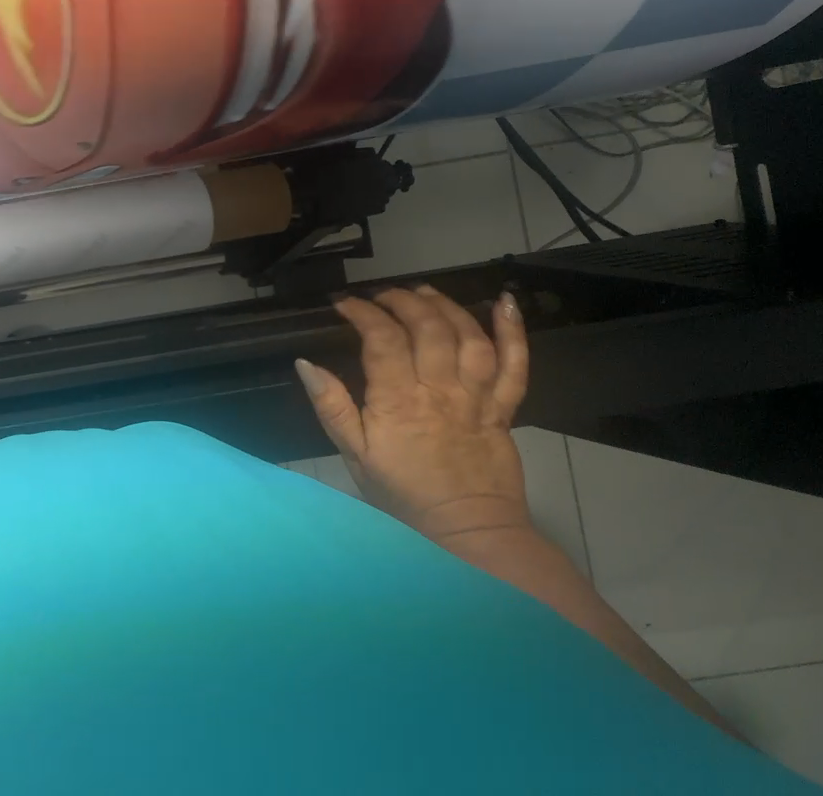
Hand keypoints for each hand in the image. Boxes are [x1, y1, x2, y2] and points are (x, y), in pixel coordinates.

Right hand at [295, 287, 530, 544]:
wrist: (467, 530)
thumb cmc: (402, 493)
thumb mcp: (353, 454)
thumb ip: (331, 407)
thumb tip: (305, 364)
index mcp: (398, 402)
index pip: (383, 340)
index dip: (363, 313)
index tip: (343, 304)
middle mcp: (440, 392)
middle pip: (429, 329)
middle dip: (403, 301)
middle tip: (381, 295)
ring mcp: (477, 398)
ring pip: (469, 338)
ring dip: (447, 307)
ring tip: (423, 292)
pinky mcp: (504, 409)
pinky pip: (516, 365)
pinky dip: (514, 330)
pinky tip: (503, 302)